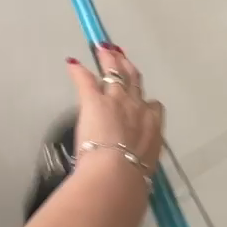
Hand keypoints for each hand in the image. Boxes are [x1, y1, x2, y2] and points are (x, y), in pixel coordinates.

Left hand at [67, 45, 164, 177]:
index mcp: (152, 125)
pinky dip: (78, 71)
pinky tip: (72, 63)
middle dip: (128, 67)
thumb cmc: (133, 177)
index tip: (140, 98)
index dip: (145, 101)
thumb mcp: (144, 167)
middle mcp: (137, 107)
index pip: (154, 107)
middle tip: (122, 56)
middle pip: (134, 80)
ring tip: (104, 48)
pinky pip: (85, 80)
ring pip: (115, 73)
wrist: (118, 173)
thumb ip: (141, 160)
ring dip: (109, 60)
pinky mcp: (93, 100)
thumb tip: (137, 173)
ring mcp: (116, 100)